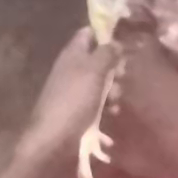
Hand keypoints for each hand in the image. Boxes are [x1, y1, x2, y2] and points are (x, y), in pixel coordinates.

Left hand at [0, 28, 118, 177]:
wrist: (52, 144)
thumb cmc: (73, 102)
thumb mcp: (93, 72)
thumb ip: (107, 53)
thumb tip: (116, 42)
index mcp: (72, 55)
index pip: (88, 33)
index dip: (105, 34)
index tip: (124, 41)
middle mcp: (72, 70)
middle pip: (98, 59)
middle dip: (114, 67)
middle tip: (122, 76)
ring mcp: (74, 92)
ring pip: (101, 83)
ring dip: (113, 89)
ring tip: (116, 101)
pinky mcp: (78, 112)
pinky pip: (97, 103)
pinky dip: (106, 106)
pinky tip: (112, 114)